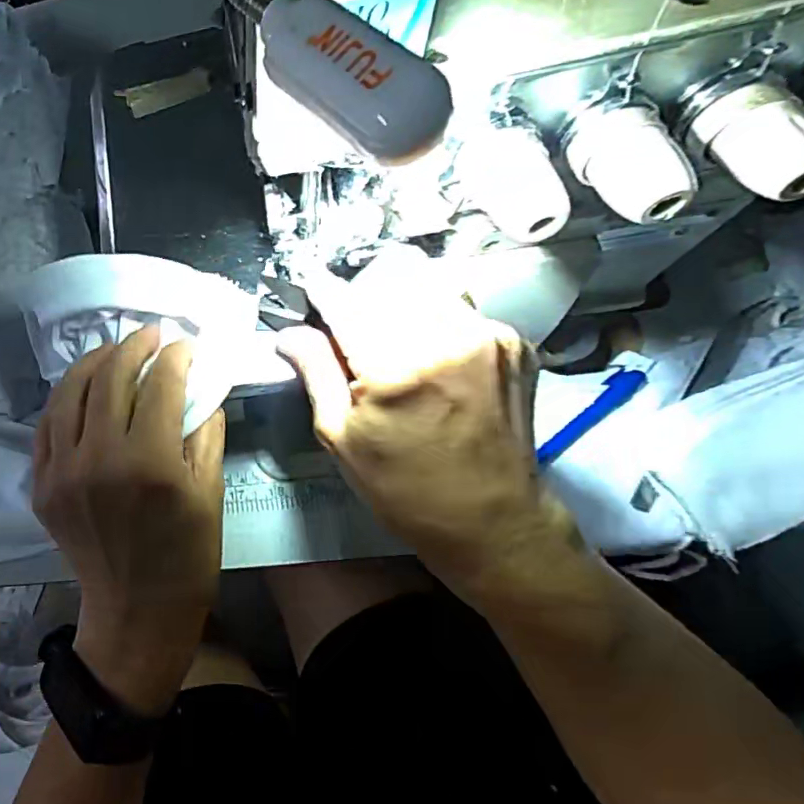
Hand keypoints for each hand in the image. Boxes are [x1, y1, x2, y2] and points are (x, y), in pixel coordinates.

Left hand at [34, 326, 225, 715]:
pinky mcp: (42, 485)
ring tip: (116, 351)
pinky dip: (67, 397)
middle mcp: (101, 459)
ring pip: (71, 392)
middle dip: (136, 346)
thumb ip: (206, 432)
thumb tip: (201, 386)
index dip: (176, 356)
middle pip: (112, 377)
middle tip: (153, 335)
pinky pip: (48, 425)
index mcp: (152, 463)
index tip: (186, 345)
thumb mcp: (210, 493)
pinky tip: (84, 387)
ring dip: (96, 361)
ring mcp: (63, 471)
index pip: (162, 385)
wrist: (136, 611)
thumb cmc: (187, 556)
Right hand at [274, 261, 599, 614]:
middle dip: (359, 300)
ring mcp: (488, 337)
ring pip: (426, 288)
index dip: (321, 289)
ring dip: (397, 302)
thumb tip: (290, 333)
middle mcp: (448, 339)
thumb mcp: (342, 438)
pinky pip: (461, 308)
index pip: (346, 303)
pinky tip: (427, 353)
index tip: (308, 284)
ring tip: (388, 339)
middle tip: (345, 328)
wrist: (491, 519)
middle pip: (385, 287)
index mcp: (398, 369)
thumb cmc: (406, 489)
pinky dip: (435, 318)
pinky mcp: (513, 343)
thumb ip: (316, 372)